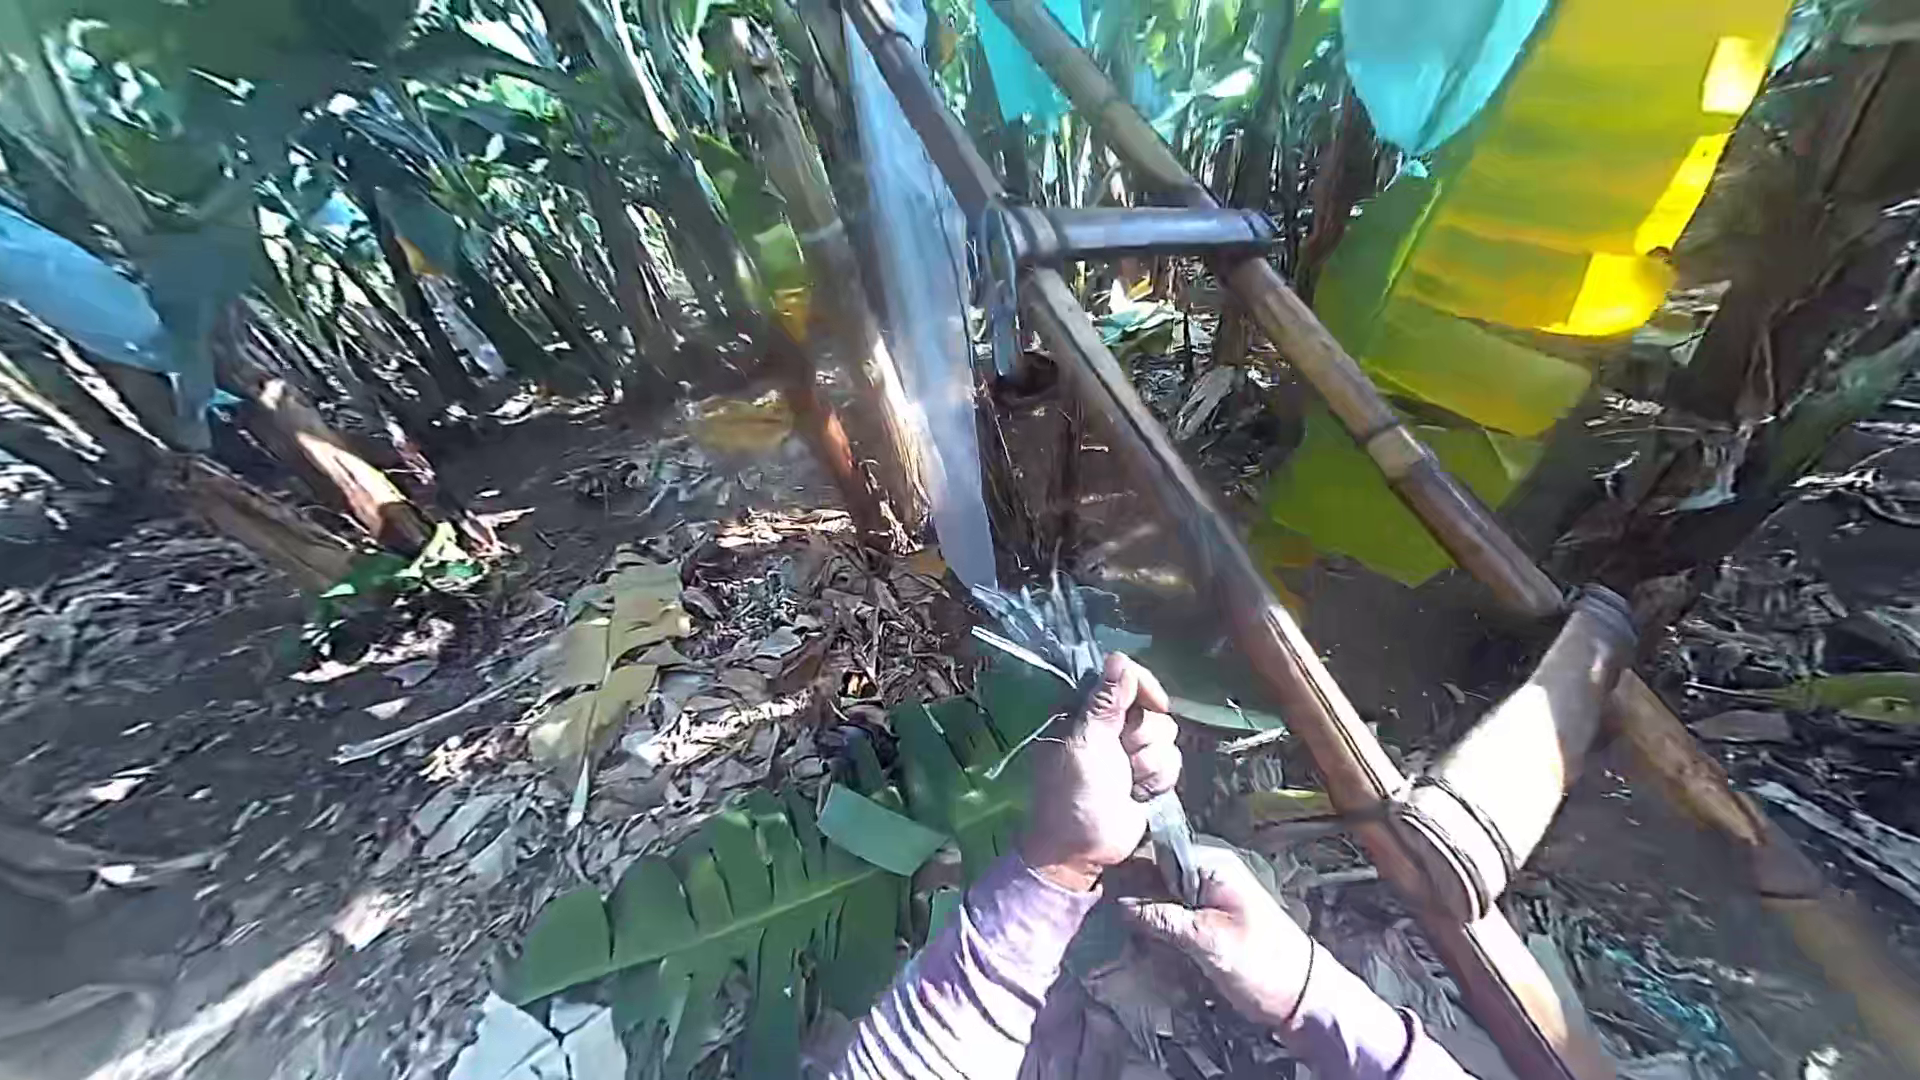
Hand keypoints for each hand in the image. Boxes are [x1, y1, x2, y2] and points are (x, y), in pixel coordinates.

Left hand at [1019, 653, 1181, 891]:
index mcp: (1086, 708)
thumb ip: (1106, 702)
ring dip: (1149, 763)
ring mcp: (1130, 748)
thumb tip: (1119, 658)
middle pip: (1152, 710)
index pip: (1126, 677)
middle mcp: (1110, 722)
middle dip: (1142, 738)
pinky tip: (1137, 794)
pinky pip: (1172, 762)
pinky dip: (1157, 780)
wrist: (1082, 848)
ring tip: (1126, 781)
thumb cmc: (1072, 792)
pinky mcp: (1147, 772)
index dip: (1144, 688)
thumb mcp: (1085, 743)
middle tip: (1120, 758)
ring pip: (1167, 737)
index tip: (1155, 703)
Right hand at [1118, 845, 1314, 1027]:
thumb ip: (1162, 918)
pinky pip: (1175, 903)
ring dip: (1144, 904)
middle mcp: (1208, 867)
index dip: (1127, 862)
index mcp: (1210, 861)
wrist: (1308, 1000)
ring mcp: (1211, 888)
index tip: (1102, 881)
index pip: (1156, 847)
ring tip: (1118, 920)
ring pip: (1163, 886)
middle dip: (1132, 886)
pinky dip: (1159, 915)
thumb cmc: (1261, 964)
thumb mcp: (1207, 942)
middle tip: (1105, 905)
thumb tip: (1119, 903)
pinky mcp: (1211, 910)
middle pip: (1157, 866)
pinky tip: (1142, 931)